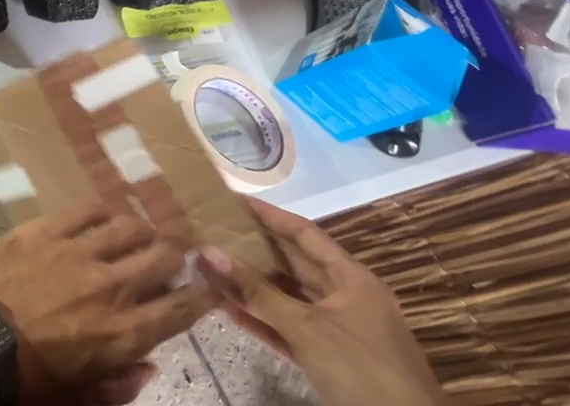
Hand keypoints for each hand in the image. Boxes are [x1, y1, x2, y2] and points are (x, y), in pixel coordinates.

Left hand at [0, 201, 211, 403]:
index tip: (209, 287)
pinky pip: (86, 210)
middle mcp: (112, 286)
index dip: (202, 295)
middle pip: (162, 258)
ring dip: (141, 230)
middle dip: (173, 256)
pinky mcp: (47, 229)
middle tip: (170, 256)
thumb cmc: (26, 374)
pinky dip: (102, 212)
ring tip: (140, 233)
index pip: (181, 308)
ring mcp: (78, 252)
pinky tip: (103, 216)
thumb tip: (148, 364)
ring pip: (128, 227)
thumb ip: (119, 382)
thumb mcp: (79, 394)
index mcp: (125, 332)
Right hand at [198, 200, 447, 405]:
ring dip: (251, 286)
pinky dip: (261, 318)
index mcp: (352, 279)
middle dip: (252, 249)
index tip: (231, 199)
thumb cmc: (362, 370)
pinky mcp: (330, 357)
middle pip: (293, 263)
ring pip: (287, 297)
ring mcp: (338, 329)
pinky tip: (226, 308)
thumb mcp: (306, 328)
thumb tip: (207, 250)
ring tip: (209, 266)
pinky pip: (289, 328)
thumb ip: (256, 291)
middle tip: (210, 230)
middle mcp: (346, 297)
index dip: (268, 214)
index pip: (305, 233)